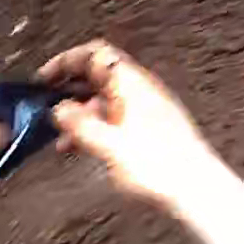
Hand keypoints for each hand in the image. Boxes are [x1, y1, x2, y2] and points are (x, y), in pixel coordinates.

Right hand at [40, 40, 223, 205]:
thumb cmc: (158, 164)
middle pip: (99, 75)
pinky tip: (84, 148)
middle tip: (48, 103)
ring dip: (81, 112)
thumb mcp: (109, 144)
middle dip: (70, 88)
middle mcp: (141, 89)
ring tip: (61, 137)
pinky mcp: (153, 127)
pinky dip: (97, 125)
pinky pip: (117, 116)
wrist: (198, 188)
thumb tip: (58, 109)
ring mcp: (148, 107)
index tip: (45, 78)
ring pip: (106, 99)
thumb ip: (80, 124)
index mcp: (131, 83)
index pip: (95, 54)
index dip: (66, 61)